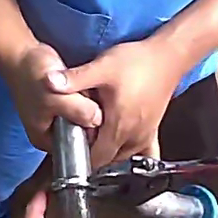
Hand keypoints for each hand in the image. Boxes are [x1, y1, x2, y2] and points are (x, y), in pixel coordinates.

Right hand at [0, 43, 103, 152]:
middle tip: (84, 97)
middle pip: (82, 132)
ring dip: (87, 103)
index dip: (89, 133)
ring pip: (84, 116)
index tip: (93, 114)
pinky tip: (81, 84)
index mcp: (45, 139)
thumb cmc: (33, 75)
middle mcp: (52, 132)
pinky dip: (84, 95)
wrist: (22, 52)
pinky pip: (81, 104)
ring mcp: (57, 117)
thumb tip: (98, 119)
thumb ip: (79, 111)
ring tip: (81, 89)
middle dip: (88, 115)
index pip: (76, 147)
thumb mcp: (57, 97)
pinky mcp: (62, 103)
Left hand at [60, 38, 189, 166]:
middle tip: (79, 139)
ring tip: (95, 138)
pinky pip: (144, 153)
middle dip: (92, 154)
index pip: (96, 158)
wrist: (167, 57)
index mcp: (119, 126)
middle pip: (108, 161)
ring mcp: (145, 135)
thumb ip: (75, 78)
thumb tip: (49, 82)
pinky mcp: (153, 130)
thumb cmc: (138, 62)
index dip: (80, 156)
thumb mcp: (102, 67)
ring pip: (123, 158)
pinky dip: (132, 153)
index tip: (69, 147)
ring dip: (109, 153)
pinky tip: (123, 147)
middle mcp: (134, 136)